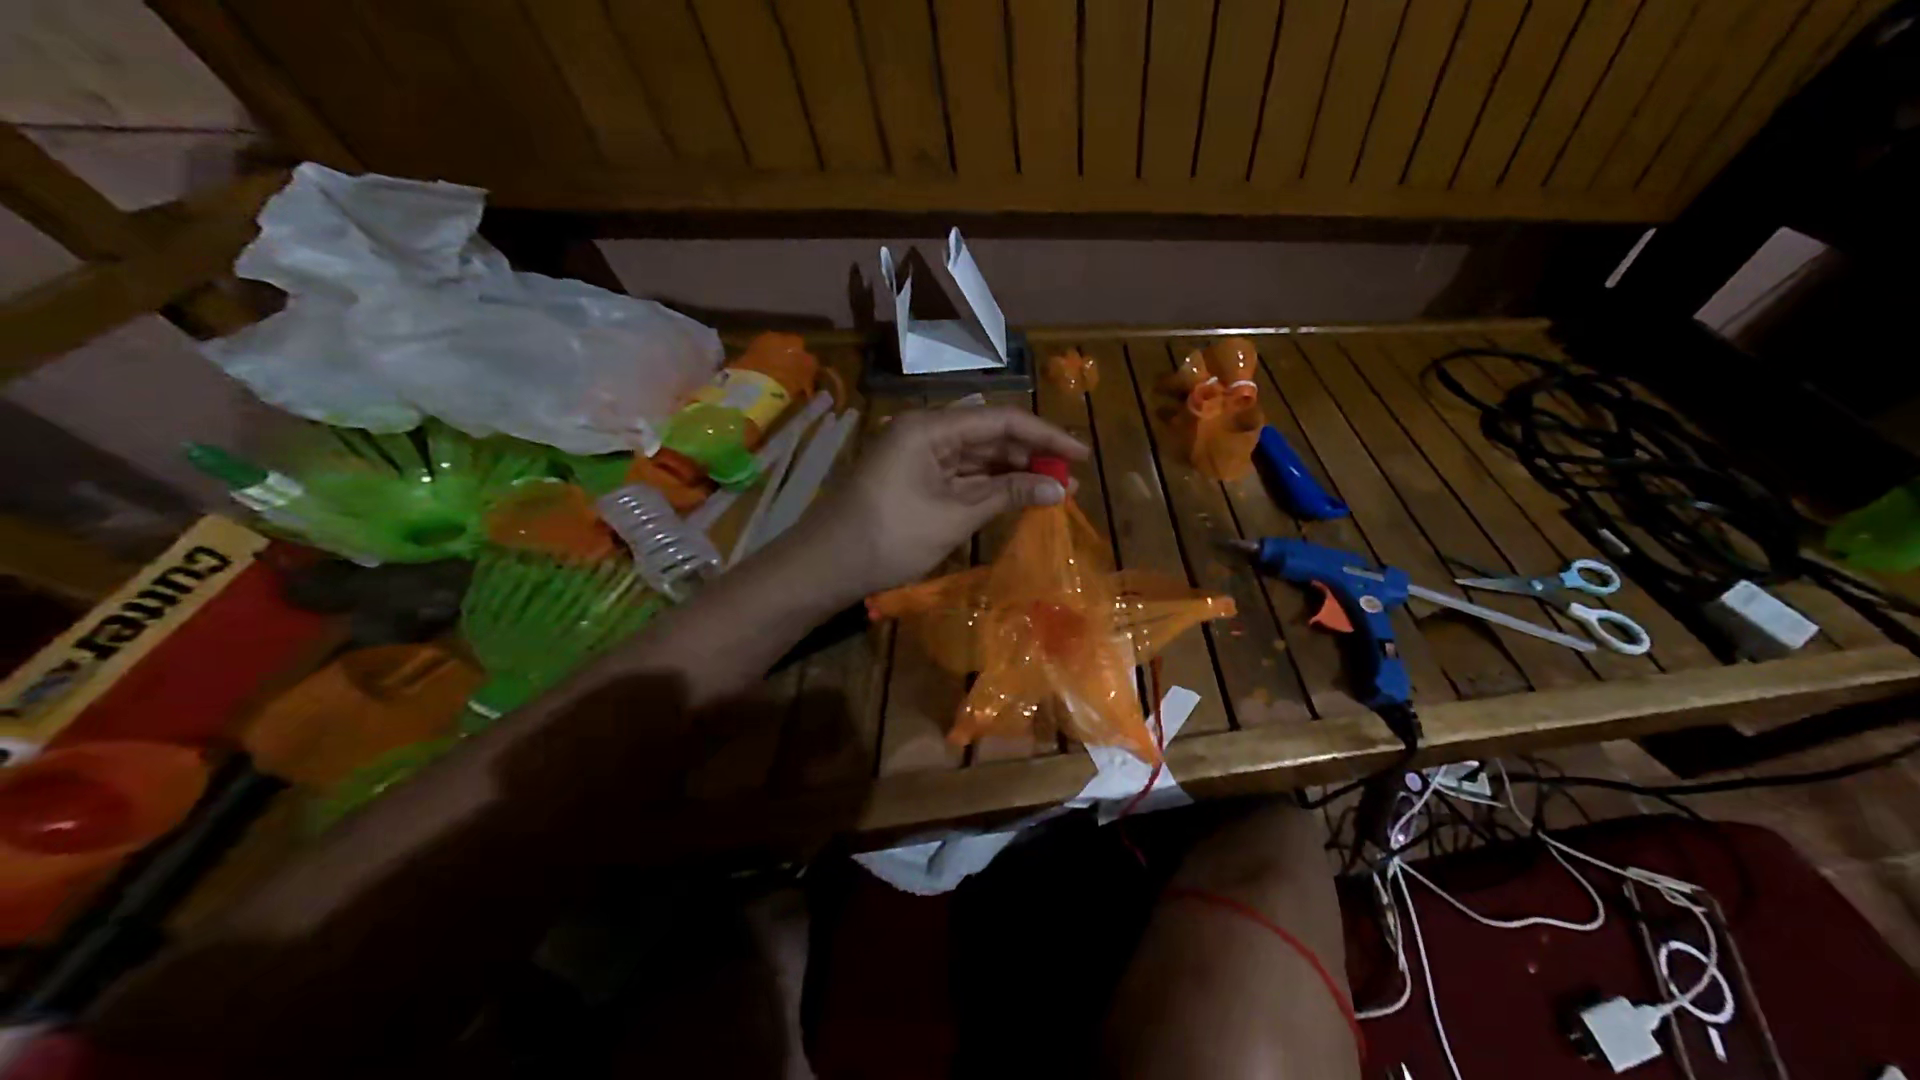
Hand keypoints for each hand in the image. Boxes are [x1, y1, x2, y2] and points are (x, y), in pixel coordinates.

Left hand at [802, 405, 1088, 596]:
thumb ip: (1007, 495)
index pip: (1001, 420)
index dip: (1046, 435)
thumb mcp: (954, 516)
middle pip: (989, 435)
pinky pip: (960, 474)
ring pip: (976, 456)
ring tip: (1053, 491)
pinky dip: (988, 485)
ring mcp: (917, 455)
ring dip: (1012, 472)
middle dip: (1032, 455)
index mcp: (930, 427)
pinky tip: (1016, 496)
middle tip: (1071, 480)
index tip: (1082, 455)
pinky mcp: (913, 478)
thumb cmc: (889, 537)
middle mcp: (924, 432)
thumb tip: (1058, 488)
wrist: (827, 566)